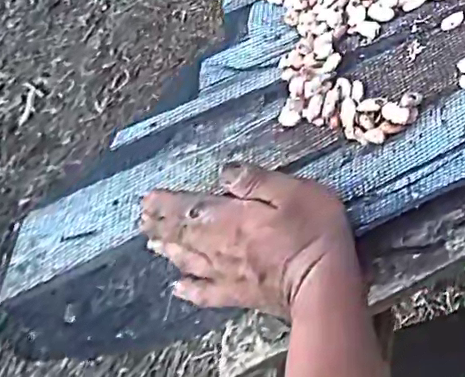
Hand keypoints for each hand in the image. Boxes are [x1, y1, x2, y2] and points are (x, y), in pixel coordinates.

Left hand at [140, 163, 360, 317]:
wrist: (322, 282)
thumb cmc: (313, 229)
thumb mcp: (293, 190)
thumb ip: (257, 181)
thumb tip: (225, 171)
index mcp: (233, 219)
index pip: (193, 208)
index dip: (169, 202)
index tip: (149, 197)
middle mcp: (222, 247)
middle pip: (185, 234)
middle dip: (162, 224)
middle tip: (142, 217)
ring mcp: (228, 274)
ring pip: (189, 260)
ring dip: (169, 250)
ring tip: (153, 243)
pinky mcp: (238, 294)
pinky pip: (204, 292)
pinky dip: (187, 288)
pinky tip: (178, 287)